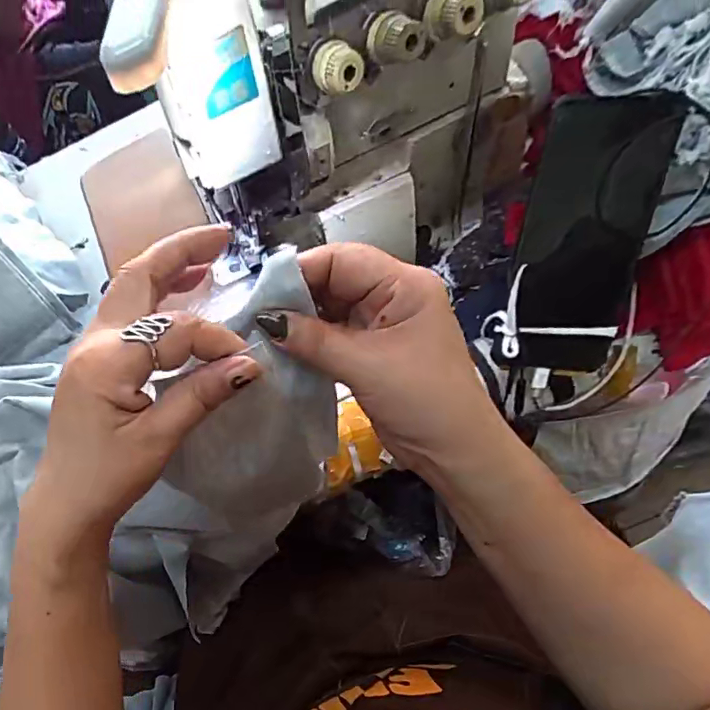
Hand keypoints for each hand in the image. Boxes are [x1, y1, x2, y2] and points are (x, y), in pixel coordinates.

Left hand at [21, 225, 263, 555]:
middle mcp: (93, 342)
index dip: (215, 338)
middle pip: (136, 277)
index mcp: (108, 359)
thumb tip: (249, 364)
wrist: (65, 503)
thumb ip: (201, 395)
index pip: (174, 328)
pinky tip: (177, 304)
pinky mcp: (92, 364)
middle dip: (179, 252)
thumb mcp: (158, 439)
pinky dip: (154, 301)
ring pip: (126, 292)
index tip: (244, 362)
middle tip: (223, 239)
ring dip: (165, 272)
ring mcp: (88, 350)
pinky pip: (125, 317)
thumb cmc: (107, 478)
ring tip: (206, 263)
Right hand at [257, 243, 498, 475]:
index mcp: (404, 285)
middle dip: (295, 298)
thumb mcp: (366, 365)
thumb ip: (315, 340)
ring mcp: (381, 327)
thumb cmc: (423, 400)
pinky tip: (284, 352)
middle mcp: (392, 297)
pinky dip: (309, 345)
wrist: (453, 450)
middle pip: (334, 283)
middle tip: (255, 317)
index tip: (261, 294)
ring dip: (299, 324)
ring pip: (330, 312)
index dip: (300, 272)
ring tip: (263, 335)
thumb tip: (268, 320)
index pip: (342, 260)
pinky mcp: (370, 355)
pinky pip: (333, 339)